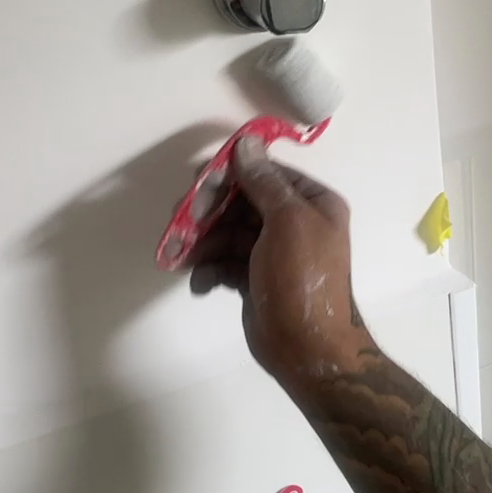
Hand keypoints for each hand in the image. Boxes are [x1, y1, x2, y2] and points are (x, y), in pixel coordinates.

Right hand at [188, 137, 373, 389]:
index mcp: (311, 203)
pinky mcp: (254, 278)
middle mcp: (294, 223)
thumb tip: (247, 143)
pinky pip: (225, 263)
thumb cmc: (302, 280)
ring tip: (180, 257)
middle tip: (181, 221)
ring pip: (227, 234)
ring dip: (202, 244)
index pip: (264, 175)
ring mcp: (272, 252)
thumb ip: (263, 182)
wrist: (307, 350)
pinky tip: (201, 284)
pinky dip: (209, 270)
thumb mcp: (287, 223)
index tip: (197, 184)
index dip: (229, 177)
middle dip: (208, 213)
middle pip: (240, 203)